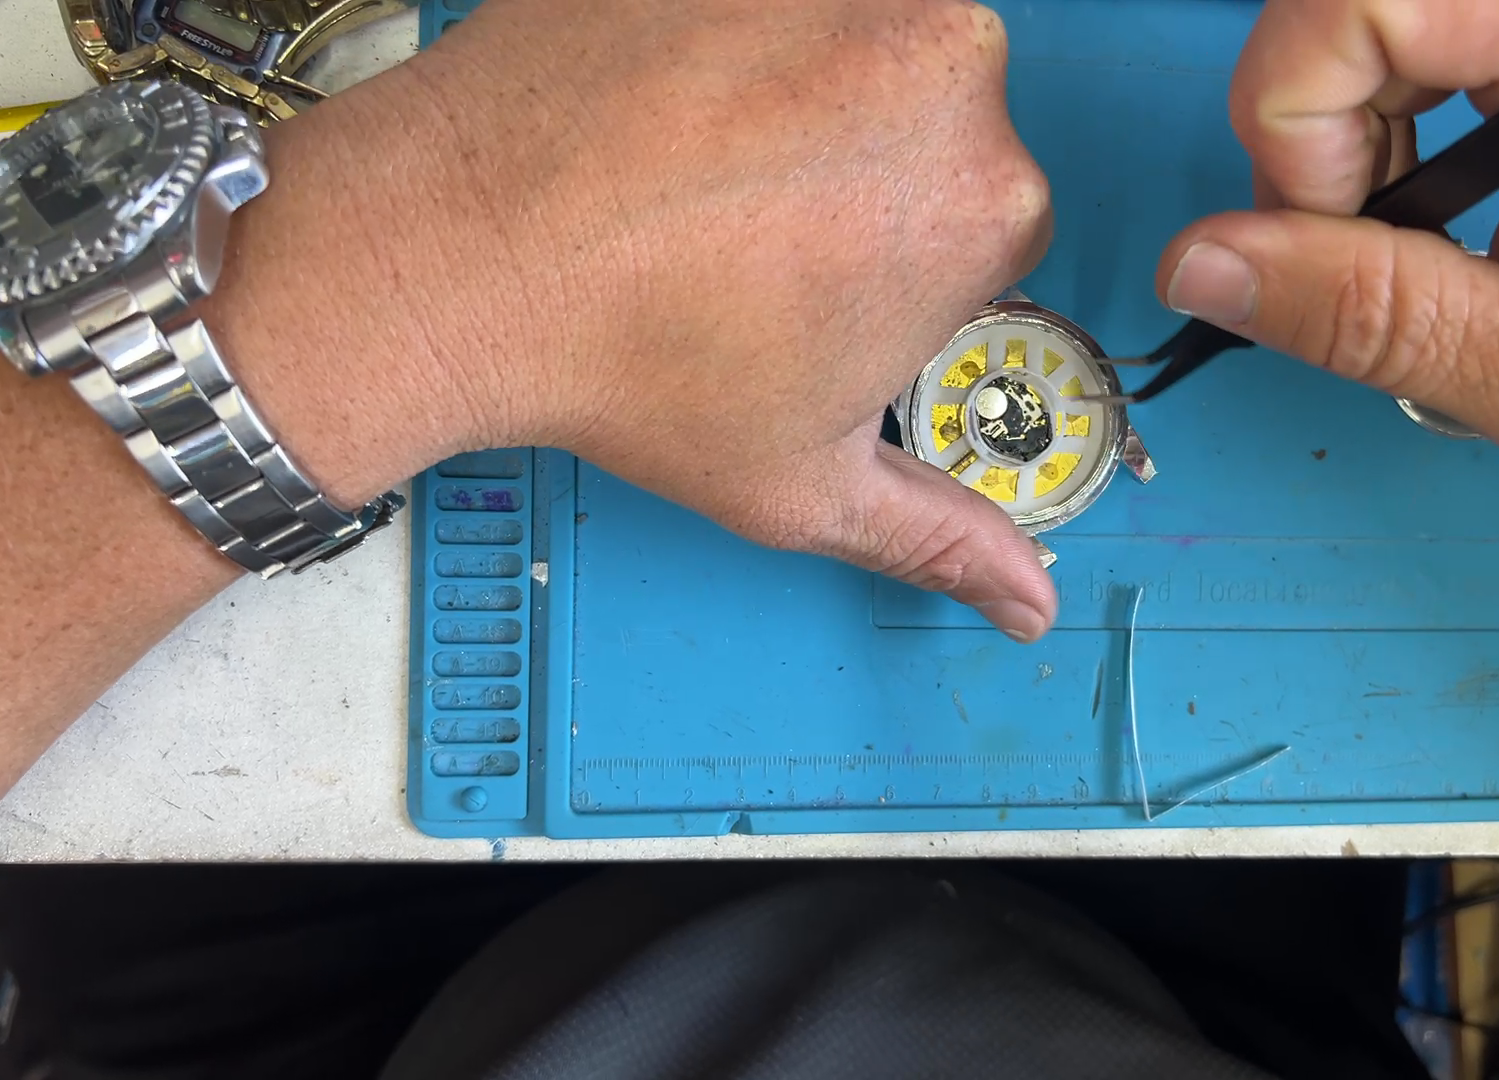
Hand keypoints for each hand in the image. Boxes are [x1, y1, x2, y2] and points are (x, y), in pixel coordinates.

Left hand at [325, 0, 1056, 639]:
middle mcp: (947, 68)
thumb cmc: (645, 378)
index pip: (983, 241)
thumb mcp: (813, 489)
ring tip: (716, 185)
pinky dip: (752, 56)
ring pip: (875, 67)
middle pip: (939, 147)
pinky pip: (796, 9)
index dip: (900, 281)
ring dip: (815, 122)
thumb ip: (941, 538)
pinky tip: (684, 123)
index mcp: (984, 209)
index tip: (818, 300)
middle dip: (871, 201)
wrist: (464, 256)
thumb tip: (1033, 603)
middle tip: (761, 249)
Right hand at [1153, 0, 1498, 484]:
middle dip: (1312, 133)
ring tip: (1418, 208)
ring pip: (1354, 4)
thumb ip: (1363, 317)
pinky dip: (1374, 98)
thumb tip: (1190, 265)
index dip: (1298, 136)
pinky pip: (1393, 11)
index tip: (1349, 235)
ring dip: (1340, 122)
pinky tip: (1435, 160)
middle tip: (1377, 233)